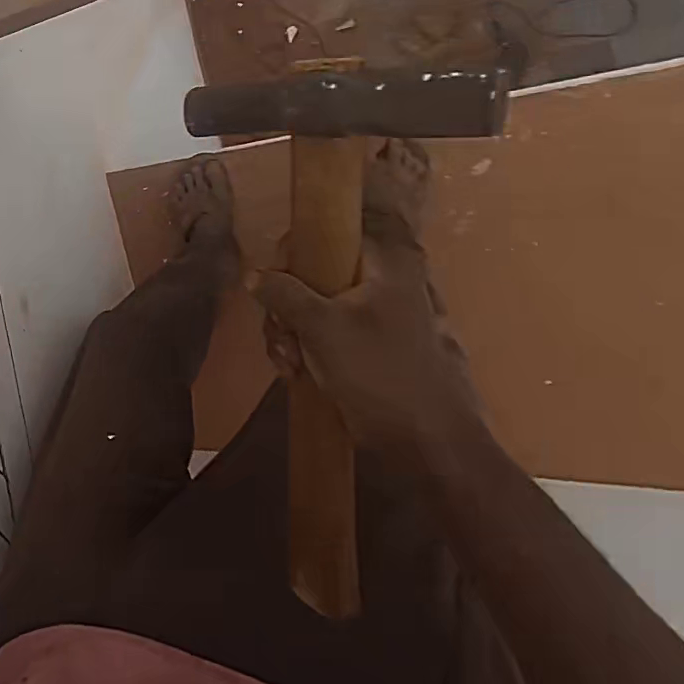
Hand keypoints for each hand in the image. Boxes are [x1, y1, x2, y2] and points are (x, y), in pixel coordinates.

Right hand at [249, 221, 484, 461]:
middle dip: (286, 310)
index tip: (273, 291)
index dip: (291, 259)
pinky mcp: (374, 349)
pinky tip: (299, 375)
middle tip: (282, 339)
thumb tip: (252, 274)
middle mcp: (384, 283)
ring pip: (316, 308)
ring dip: (292, 335)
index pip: (326, 236)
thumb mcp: (321, 328)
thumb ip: (283, 294)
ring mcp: (380, 317)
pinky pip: (329, 335)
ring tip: (291, 366)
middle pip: (314, 276)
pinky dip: (308, 350)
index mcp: (384, 265)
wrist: (430, 447)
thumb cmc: (379, 374)